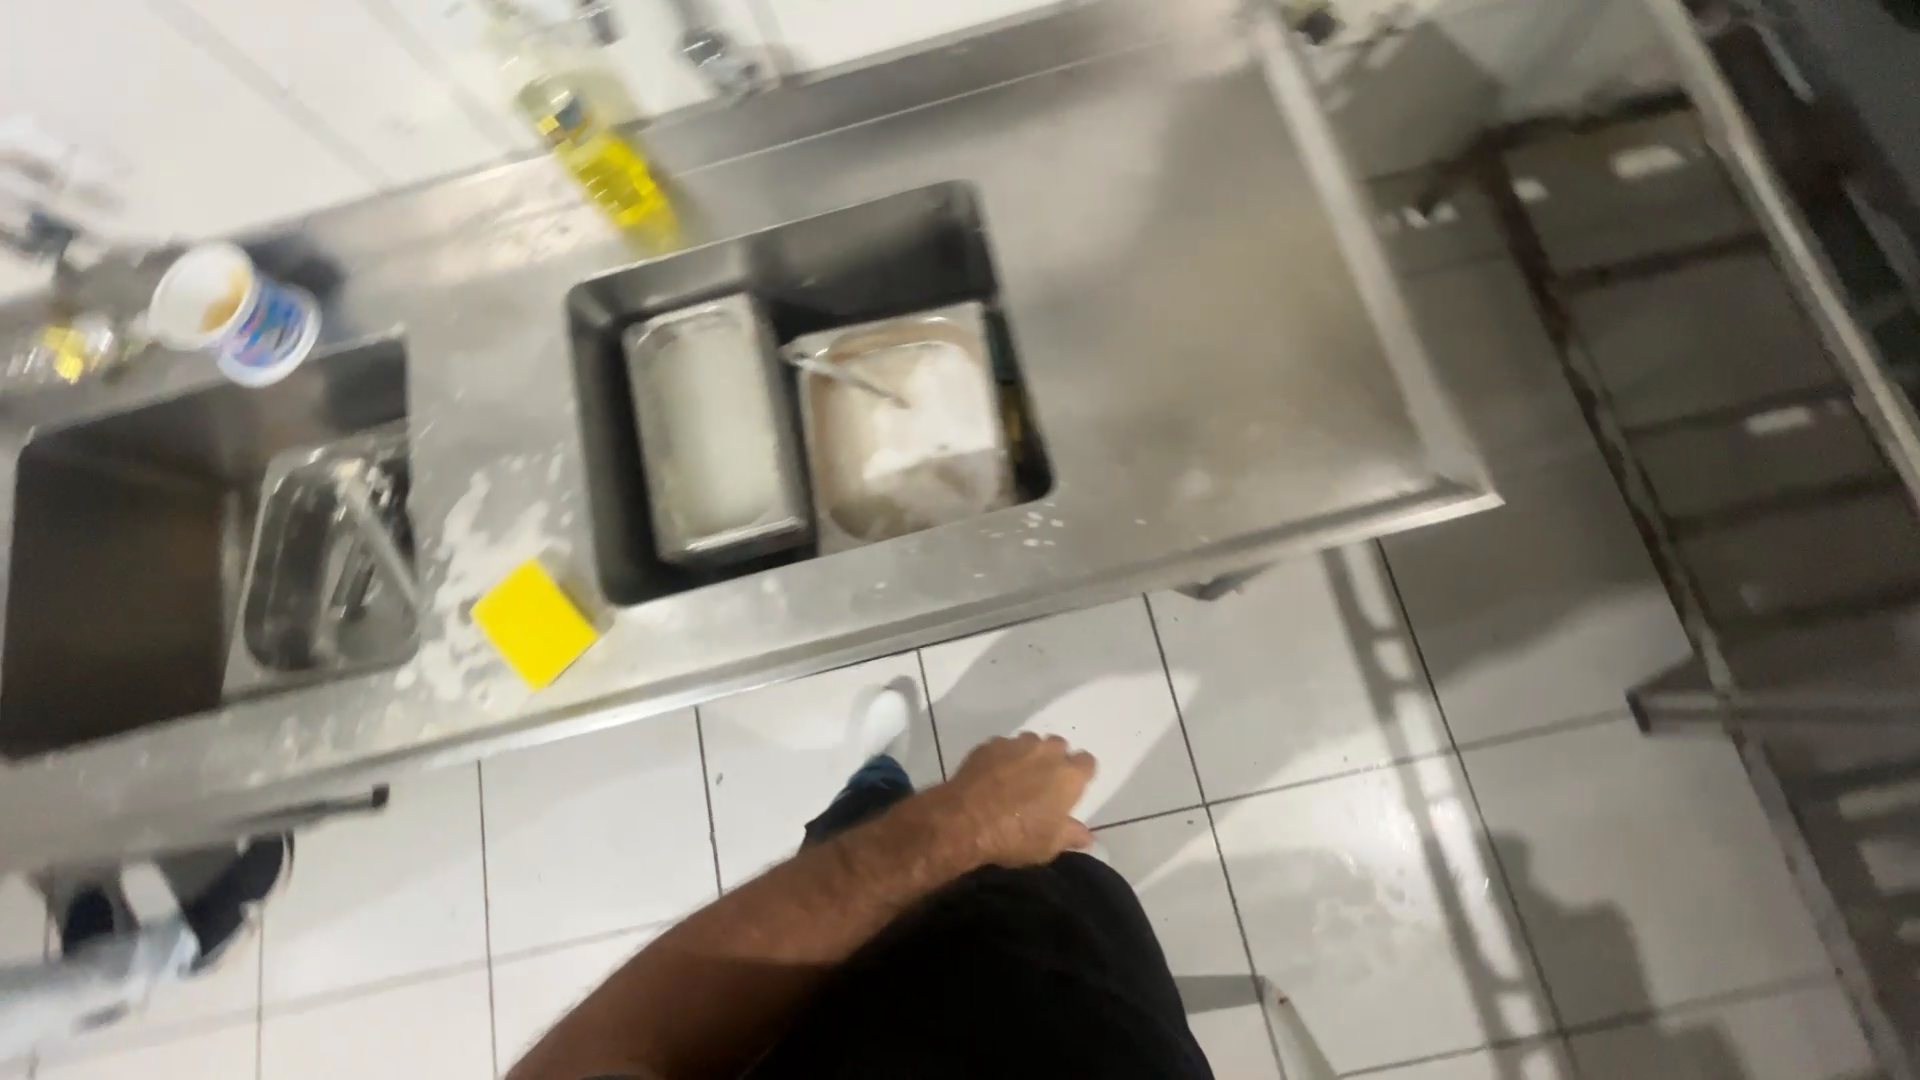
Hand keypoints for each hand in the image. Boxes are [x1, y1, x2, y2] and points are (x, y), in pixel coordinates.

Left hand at [931, 733, 1096, 867]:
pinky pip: (1004, 746)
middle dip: (1055, 760)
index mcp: (1068, 776)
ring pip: (1031, 741)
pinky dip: (1004, 757)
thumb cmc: (1016, 836)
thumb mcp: (1049, 845)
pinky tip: (994, 774)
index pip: (1087, 762)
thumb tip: (1086, 835)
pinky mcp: (991, 744)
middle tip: (1044, 782)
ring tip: (1017, 776)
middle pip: (1059, 746)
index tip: (1073, 787)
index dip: (1081, 773)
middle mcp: (1046, 752)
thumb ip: (1071, 835)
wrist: (966, 820)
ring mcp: (1016, 744)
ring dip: (1029, 754)